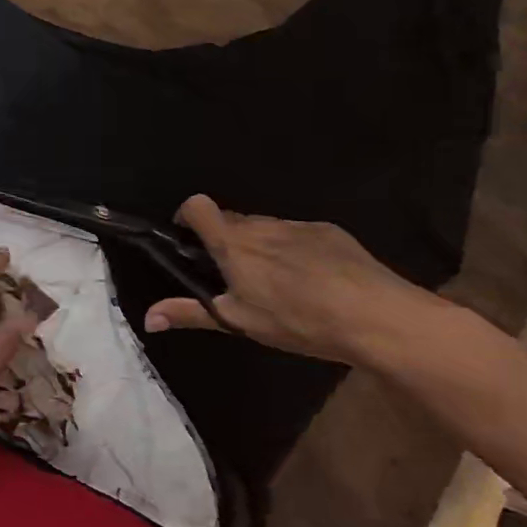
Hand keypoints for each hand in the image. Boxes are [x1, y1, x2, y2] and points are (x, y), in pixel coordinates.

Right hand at [142, 194, 461, 365]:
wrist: (380, 319)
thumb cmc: (298, 320)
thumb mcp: (239, 321)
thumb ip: (190, 313)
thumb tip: (147, 320)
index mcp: (232, 243)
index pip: (198, 206)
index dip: (187, 215)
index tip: (189, 238)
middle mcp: (261, 226)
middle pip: (231, 218)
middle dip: (223, 237)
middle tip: (231, 272)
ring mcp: (299, 226)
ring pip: (265, 226)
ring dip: (258, 243)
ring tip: (274, 279)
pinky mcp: (331, 232)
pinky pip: (297, 233)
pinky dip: (291, 247)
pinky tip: (311, 278)